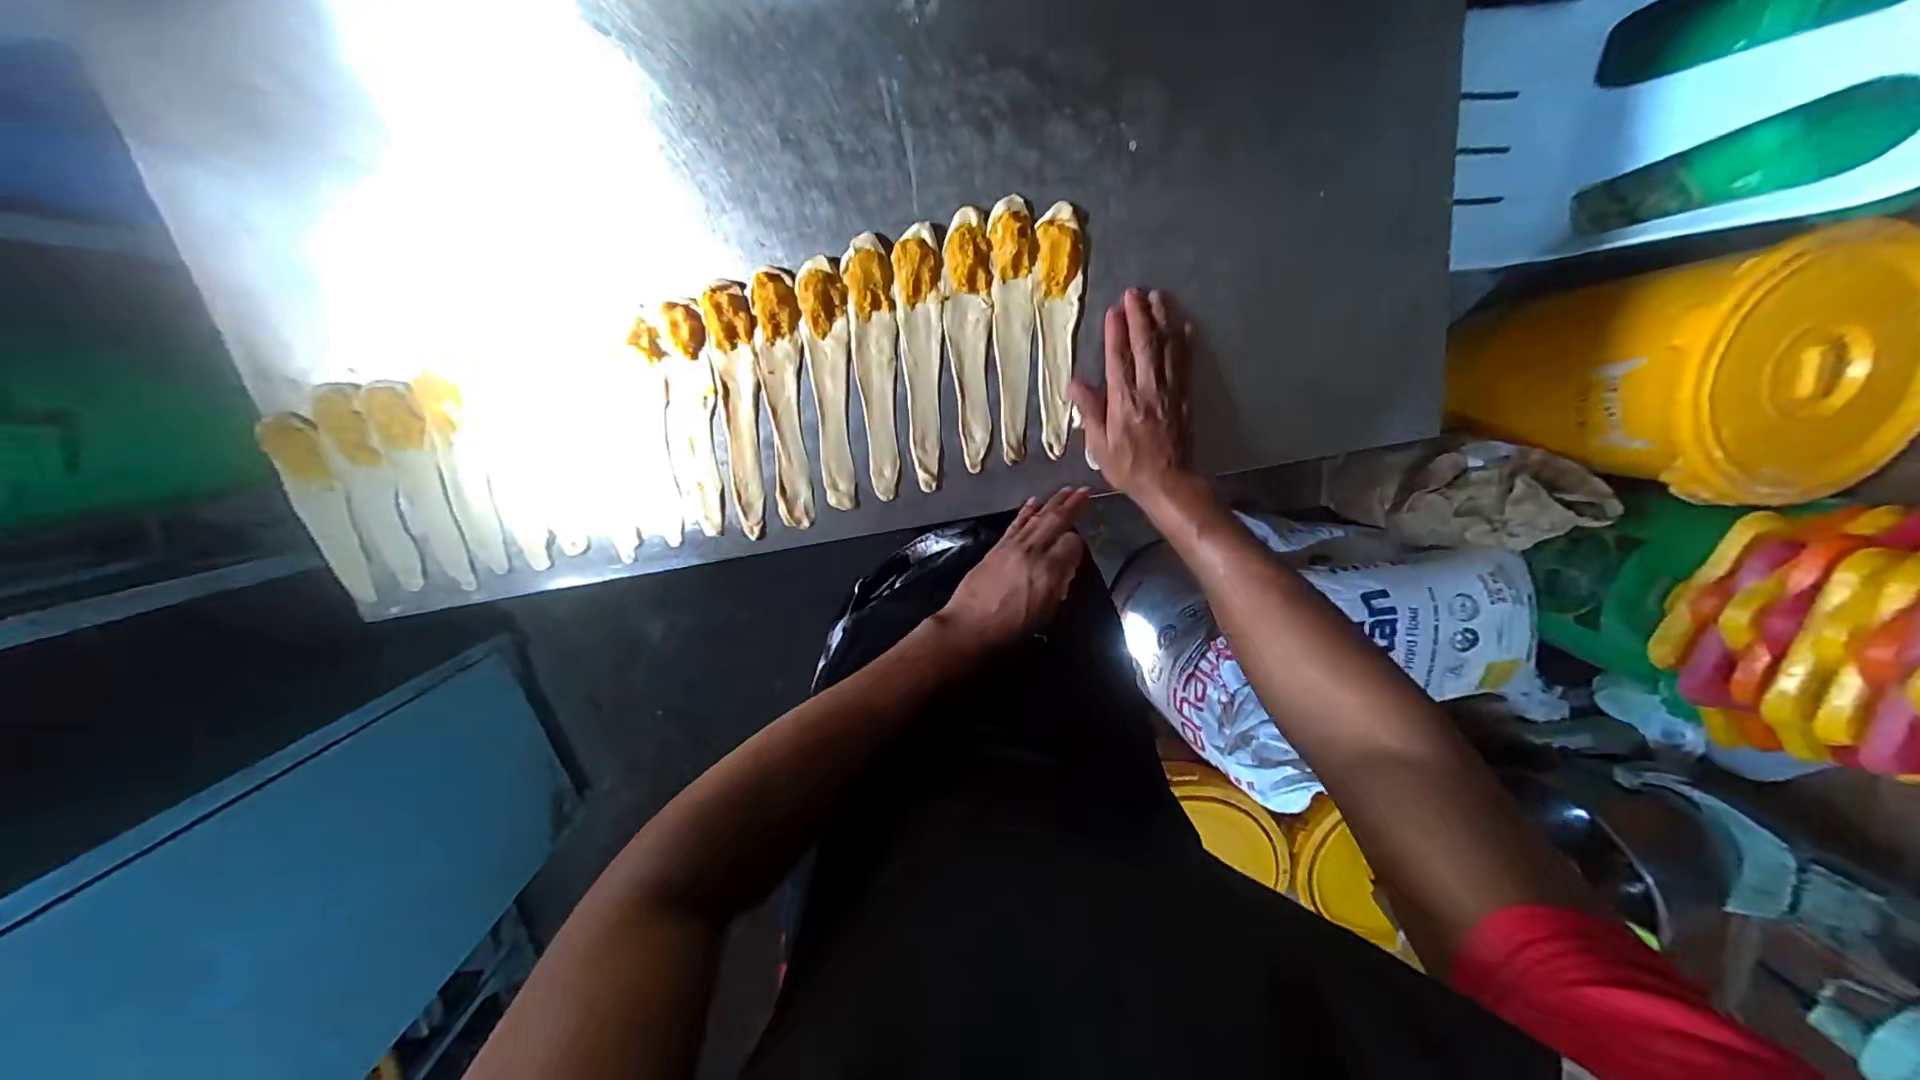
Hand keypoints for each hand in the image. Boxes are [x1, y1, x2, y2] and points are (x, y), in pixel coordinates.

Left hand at [936, 486, 1091, 650]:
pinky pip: (1016, 524)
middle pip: (1056, 521)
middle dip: (1072, 505)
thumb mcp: (1044, 614)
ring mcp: (1013, 547)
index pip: (1072, 544)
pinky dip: (1026, 511)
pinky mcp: (997, 547)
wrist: (969, 626)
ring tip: (1067, 489)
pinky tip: (1035, 501)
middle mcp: (1032, 552)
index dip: (1079, 544)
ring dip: (1053, 502)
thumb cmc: (1010, 628)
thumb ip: (1059, 587)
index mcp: (1048, 571)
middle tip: (1085, 490)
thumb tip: (1067, 567)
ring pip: (1037, 518)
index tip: (1081, 547)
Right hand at [1067, 288, 1200, 510]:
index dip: (1115, 331)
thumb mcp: (1099, 445)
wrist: (1170, 483)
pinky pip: (1187, 362)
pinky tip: (1184, 325)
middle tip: (1135, 292)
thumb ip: (1089, 411)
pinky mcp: (1187, 396)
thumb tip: (1073, 383)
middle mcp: (1149, 388)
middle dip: (1140, 315)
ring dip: (1163, 319)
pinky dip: (1185, 341)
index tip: (1114, 310)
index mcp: (1124, 400)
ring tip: (1158, 297)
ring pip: (1167, 346)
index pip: (1118, 357)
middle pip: (1145, 343)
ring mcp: (1171, 390)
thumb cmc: (1129, 468)